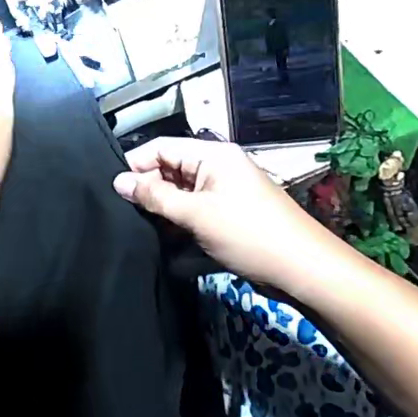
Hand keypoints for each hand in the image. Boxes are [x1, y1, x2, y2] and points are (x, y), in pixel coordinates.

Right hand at [114, 138, 340, 288]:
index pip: (161, 147)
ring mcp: (224, 190)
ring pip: (181, 191)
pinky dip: (180, 220)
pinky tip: (165, 238)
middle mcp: (217, 166)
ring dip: (163, 208)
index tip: (113, 190)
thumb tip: (118, 181)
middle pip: (170, 168)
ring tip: (141, 228)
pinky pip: (195, 208)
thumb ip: (155, 196)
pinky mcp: (229, 213)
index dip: (135, 165)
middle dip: (148, 189)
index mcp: (212, 154)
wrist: (304, 269)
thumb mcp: (195, 215)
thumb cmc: (248, 234)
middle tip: (124, 213)